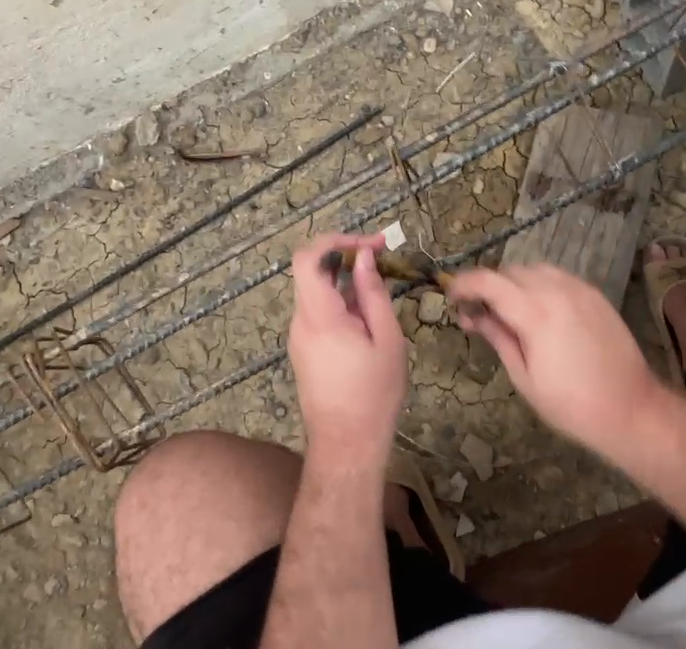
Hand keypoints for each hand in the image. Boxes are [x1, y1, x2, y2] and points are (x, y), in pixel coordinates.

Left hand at [287, 234, 406, 467]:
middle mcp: (300, 322)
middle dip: (347, 257)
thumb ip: (373, 293)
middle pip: (313, 272)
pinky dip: (342, 303)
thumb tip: (363, 256)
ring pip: (318, 292)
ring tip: (383, 290)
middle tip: (384, 258)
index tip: (370, 244)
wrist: (347, 445)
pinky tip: (369, 318)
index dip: (336, 240)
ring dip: (347, 282)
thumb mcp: (386, 339)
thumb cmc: (374, 393)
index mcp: (319, 317)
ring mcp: (299, 337)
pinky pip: (320, 313)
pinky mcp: (304, 350)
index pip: (308, 258)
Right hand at [448, 263, 663, 456]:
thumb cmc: (571, 404)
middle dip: (490, 287)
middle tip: (479, 314)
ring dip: (515, 283)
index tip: (451, 296)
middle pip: (511, 272)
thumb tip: (472, 316)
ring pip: (536, 270)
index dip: (464, 284)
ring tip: (510, 312)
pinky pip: (559, 277)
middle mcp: (557, 290)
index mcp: (535, 312)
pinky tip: (540, 312)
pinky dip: (541, 285)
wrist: (631, 408)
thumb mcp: (524, 377)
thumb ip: (498, 337)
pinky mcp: (596, 294)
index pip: (489, 281)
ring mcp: (580, 289)